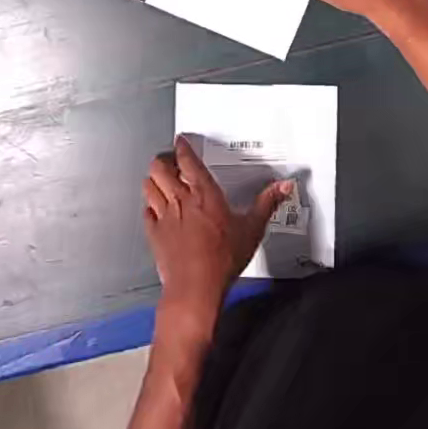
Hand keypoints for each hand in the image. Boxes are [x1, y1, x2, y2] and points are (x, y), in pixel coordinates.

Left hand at [143, 135, 291, 317]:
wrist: (196, 286)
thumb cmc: (222, 259)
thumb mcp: (252, 228)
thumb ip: (267, 203)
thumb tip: (282, 187)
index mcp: (204, 194)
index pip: (187, 161)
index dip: (182, 148)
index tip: (181, 142)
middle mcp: (180, 201)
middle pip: (159, 168)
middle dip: (163, 160)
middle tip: (170, 159)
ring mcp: (164, 217)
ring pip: (148, 186)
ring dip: (153, 178)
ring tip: (160, 177)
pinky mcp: (155, 235)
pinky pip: (146, 212)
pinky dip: (149, 205)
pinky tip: (155, 208)